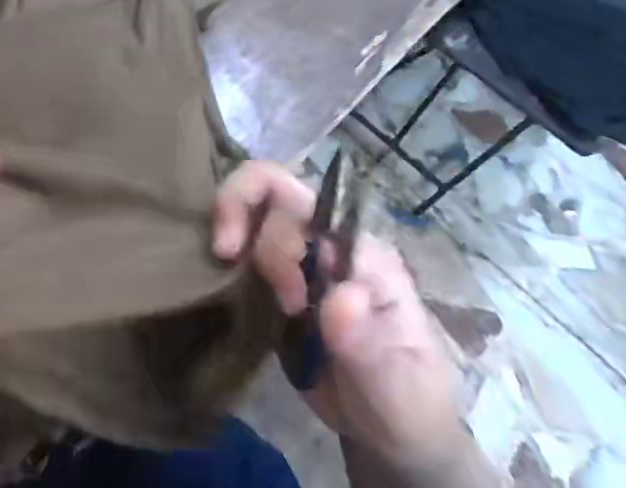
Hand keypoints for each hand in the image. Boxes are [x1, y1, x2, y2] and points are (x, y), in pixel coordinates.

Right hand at [212, 161, 476, 480]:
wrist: (389, 433)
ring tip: (220, 268)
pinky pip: (242, 246)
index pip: (309, 206)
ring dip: (227, 225)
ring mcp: (299, 259)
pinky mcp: (274, 283)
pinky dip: (221, 253)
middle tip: (228, 261)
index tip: (285, 299)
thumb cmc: (405, 403)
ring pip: (252, 209)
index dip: (279, 238)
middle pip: (272, 192)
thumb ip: (368, 345)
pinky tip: (220, 285)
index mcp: (360, 252)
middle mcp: (327, 242)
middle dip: (242, 219)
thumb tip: (340, 297)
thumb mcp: (397, 387)